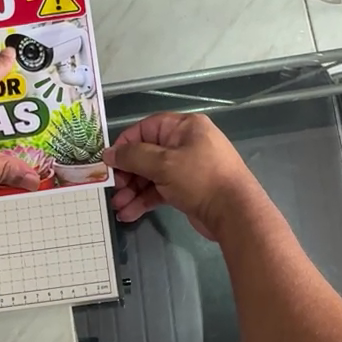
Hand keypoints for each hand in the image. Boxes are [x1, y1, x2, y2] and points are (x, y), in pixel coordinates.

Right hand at [104, 112, 268, 241]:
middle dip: (127, 174)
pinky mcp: (186, 189)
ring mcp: (186, 167)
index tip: (108, 163)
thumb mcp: (163, 164)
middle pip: (146, 154)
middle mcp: (185, 144)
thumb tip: (108, 153)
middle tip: (113, 189)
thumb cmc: (200, 179)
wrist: (234, 213)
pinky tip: (129, 214)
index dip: (125, 145)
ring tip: (118, 207)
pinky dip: (144, 200)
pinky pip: (159, 190)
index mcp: (184, 127)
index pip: (146, 129)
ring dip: (133, 191)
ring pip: (151, 175)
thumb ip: (133, 157)